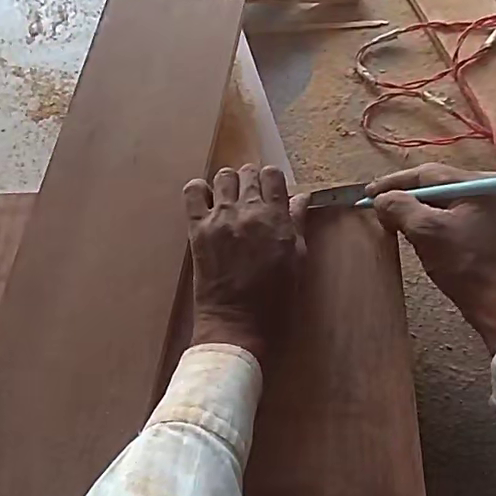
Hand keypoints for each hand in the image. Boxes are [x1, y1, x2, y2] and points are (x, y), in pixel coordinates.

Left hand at [184, 164, 305, 360]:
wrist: (237, 323)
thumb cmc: (274, 298)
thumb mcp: (296, 260)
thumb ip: (297, 224)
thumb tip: (301, 197)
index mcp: (277, 218)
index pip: (273, 176)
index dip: (271, 182)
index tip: (268, 195)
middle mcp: (249, 211)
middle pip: (248, 173)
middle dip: (250, 183)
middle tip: (248, 202)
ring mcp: (221, 218)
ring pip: (223, 176)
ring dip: (227, 185)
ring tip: (228, 203)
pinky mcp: (198, 228)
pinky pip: (193, 191)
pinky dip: (199, 191)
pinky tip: (206, 205)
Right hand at [368, 163, 495, 352]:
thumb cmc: (466, 266)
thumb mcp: (426, 232)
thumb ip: (400, 207)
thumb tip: (381, 198)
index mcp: (479, 184)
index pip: (427, 174)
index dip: (393, 182)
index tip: (368, 193)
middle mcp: (488, 190)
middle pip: (435, 185)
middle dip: (403, 195)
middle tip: (376, 204)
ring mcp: (489, 210)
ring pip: (441, 202)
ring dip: (414, 209)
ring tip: (391, 217)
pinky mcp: (486, 229)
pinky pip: (449, 216)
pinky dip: (428, 221)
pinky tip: (414, 230)